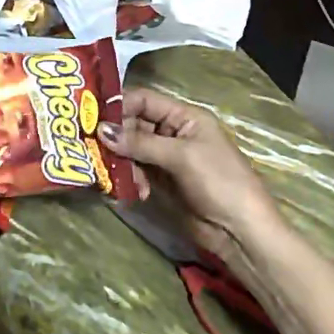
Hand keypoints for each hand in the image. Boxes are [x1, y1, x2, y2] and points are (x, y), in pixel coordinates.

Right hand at [100, 88, 284, 254]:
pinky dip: (130, 177)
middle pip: (134, 124)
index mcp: (185, 117)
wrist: (242, 232)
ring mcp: (167, 158)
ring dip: (123, 161)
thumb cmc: (219, 182)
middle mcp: (173, 132)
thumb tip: (100, 130)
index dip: (119, 105)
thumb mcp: (181, 156)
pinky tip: (133, 191)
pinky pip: (136, 170)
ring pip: (132, 149)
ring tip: (118, 175)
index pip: (144, 100)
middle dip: (116, 136)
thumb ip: (140, 142)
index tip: (92, 116)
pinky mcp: (162, 181)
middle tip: (94, 147)